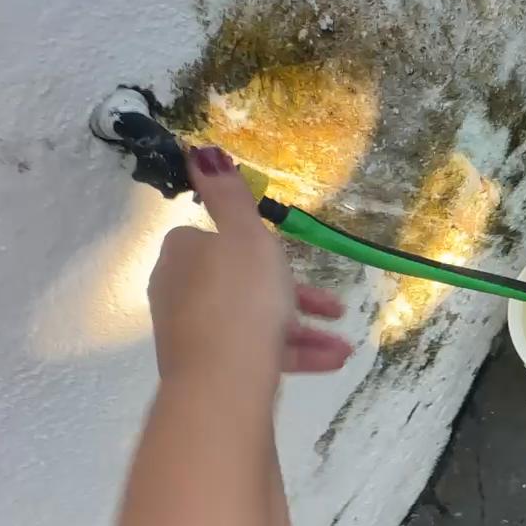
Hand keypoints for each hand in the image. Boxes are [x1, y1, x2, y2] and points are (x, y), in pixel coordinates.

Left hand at [147, 147, 351, 387]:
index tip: (293, 263)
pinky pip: (260, 351)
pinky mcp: (212, 365)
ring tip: (343, 344)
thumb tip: (202, 150)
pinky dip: (297, 353)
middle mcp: (181, 290)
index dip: (259, 252)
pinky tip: (333, 360)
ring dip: (306, 330)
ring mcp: (195, 331)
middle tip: (333, 307)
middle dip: (294, 296)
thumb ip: (231, 198)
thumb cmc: (242, 298)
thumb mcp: (248, 238)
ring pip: (259, 321)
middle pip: (245, 284)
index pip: (218, 241)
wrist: (225, 375)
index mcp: (185, 255)